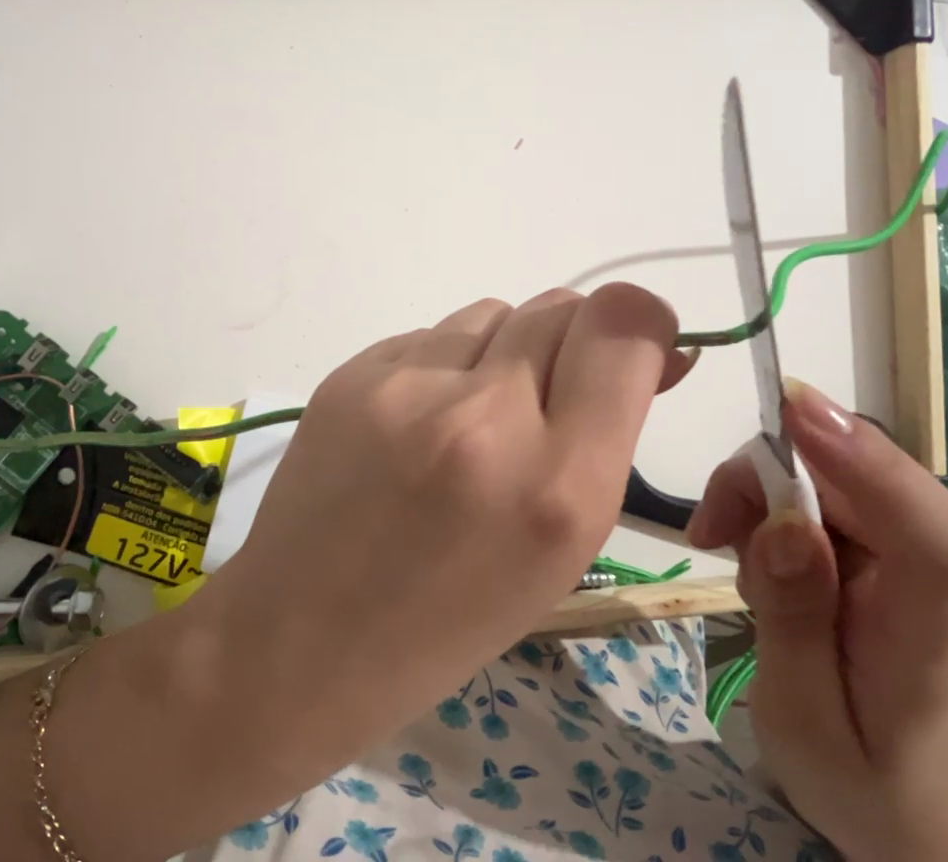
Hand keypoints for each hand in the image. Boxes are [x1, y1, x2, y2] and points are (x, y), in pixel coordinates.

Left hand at [200, 285, 691, 755]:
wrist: (302, 641)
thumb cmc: (447, 625)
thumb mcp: (561, 556)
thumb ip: (603, 445)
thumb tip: (644, 357)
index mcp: (558, 486)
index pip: (623, 326)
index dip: (644, 327)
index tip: (636, 356)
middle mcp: (485, 419)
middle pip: (562, 306)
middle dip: (576, 343)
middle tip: (548, 401)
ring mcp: (407, 388)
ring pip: (496, 312)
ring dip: (506, 352)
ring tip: (472, 419)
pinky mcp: (351, 374)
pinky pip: (430, 337)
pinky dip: (444, 367)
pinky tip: (414, 425)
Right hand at [688, 380, 947, 861]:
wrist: (906, 830)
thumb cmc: (860, 787)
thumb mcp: (805, 718)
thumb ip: (797, 620)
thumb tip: (784, 522)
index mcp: (935, 629)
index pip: (933, 530)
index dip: (870, 461)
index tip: (796, 410)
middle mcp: (934, 579)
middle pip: (867, 482)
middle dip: (778, 474)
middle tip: (707, 525)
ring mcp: (910, 567)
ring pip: (837, 484)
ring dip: (766, 495)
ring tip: (719, 550)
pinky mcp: (882, 566)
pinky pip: (826, 509)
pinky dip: (773, 514)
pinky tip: (745, 557)